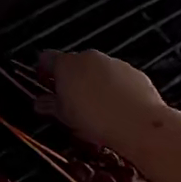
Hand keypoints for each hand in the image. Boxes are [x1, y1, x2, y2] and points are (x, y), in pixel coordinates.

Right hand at [34, 50, 170, 146]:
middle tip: (69, 103)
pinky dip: (114, 89)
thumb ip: (50, 105)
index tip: (44, 83)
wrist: (139, 124)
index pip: (46, 58)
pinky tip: (115, 110)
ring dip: (93, 85)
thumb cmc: (98, 120)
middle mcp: (89, 58)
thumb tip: (41, 103)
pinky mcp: (133, 72)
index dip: (43, 71)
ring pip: (96, 71)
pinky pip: (117, 78)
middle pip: (73, 64)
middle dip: (70, 81)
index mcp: (67, 65)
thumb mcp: (65, 117)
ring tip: (94, 110)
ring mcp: (113, 62)